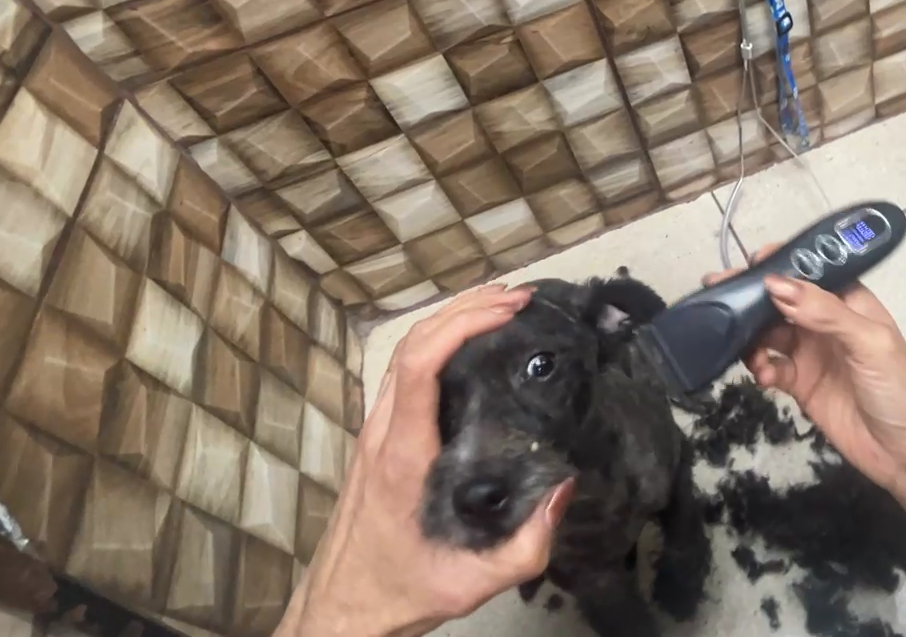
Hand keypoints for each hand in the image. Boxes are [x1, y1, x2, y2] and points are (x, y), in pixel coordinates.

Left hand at [279, 284, 575, 636]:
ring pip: (406, 349)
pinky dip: (439, 337)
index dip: (463, 324)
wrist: (339, 612)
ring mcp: (375, 428)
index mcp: (403, 454)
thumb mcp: (471, 584)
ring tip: (500, 304)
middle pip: (414, 342)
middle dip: (467, 307)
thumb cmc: (400, 592)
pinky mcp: (378, 433)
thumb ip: (526, 546)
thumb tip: (566, 489)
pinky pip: (405, 366)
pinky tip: (469, 337)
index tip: (508, 311)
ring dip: (452, 316)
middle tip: (519, 299)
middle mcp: (384, 430)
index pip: (421, 364)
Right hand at [703, 257, 905, 490]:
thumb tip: (776, 284)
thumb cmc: (898, 390)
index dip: (780, 264)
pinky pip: (771, 367)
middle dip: (752, 298)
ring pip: (769, 334)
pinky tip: (765, 376)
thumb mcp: (868, 342)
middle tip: (720, 297)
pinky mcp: (801, 384)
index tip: (750, 263)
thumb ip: (823, 311)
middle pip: (781, 301)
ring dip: (753, 338)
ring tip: (751, 351)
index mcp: (848, 301)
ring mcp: (811, 352)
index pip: (808, 272)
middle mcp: (825, 321)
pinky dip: (761, 369)